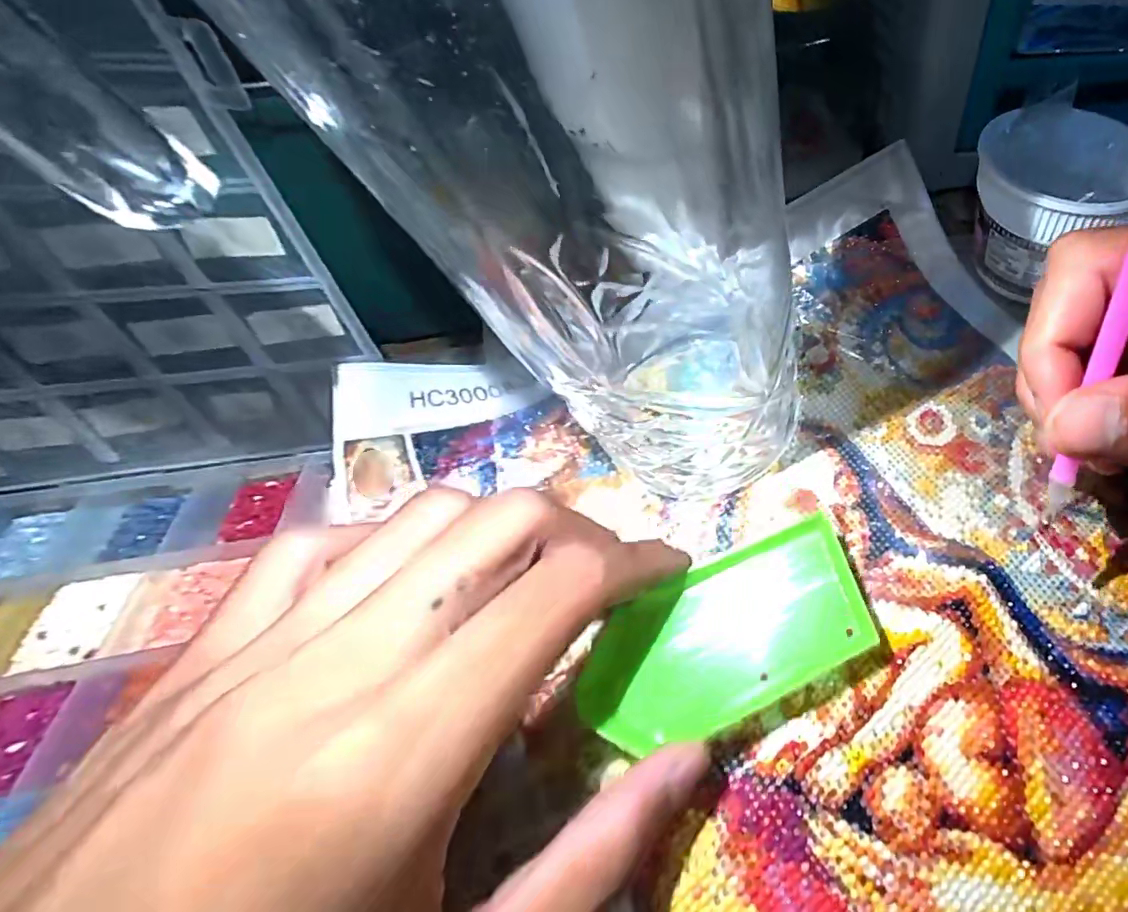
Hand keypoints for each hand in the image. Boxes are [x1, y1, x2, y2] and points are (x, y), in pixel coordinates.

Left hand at [0, 489, 703, 911]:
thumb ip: (593, 854)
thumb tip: (692, 755)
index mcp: (409, 748)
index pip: (564, 585)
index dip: (640, 561)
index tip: (672, 571)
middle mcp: (338, 669)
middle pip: (504, 521)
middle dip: (585, 531)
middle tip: (610, 580)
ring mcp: (255, 654)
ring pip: (423, 513)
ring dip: (501, 527)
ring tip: (527, 575)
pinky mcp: (196, 661)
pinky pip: (320, 545)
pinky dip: (395, 541)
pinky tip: (412, 588)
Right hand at [1018, 201, 1127, 527]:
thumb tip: (1061, 424)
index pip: (1095, 261)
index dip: (1053, 337)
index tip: (1058, 426)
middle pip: (1090, 290)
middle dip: (1063, 371)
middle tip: (1077, 455)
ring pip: (1106, 326)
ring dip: (1086, 393)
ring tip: (1101, 463)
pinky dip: (1119, 404)